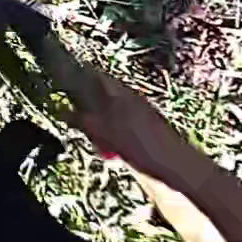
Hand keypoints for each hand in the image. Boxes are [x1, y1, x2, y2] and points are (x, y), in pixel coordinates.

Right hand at [75, 72, 215, 191]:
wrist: (179, 166)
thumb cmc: (140, 145)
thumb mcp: (104, 133)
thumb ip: (81, 120)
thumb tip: (61, 111)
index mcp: (120, 94)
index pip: (95, 75)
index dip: (78, 75)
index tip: (64, 81)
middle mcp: (132, 98)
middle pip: (103, 93)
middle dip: (88, 104)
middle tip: (76, 117)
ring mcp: (143, 112)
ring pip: (113, 110)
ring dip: (101, 121)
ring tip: (95, 139)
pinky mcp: (150, 127)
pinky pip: (124, 124)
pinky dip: (114, 132)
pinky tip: (113, 150)